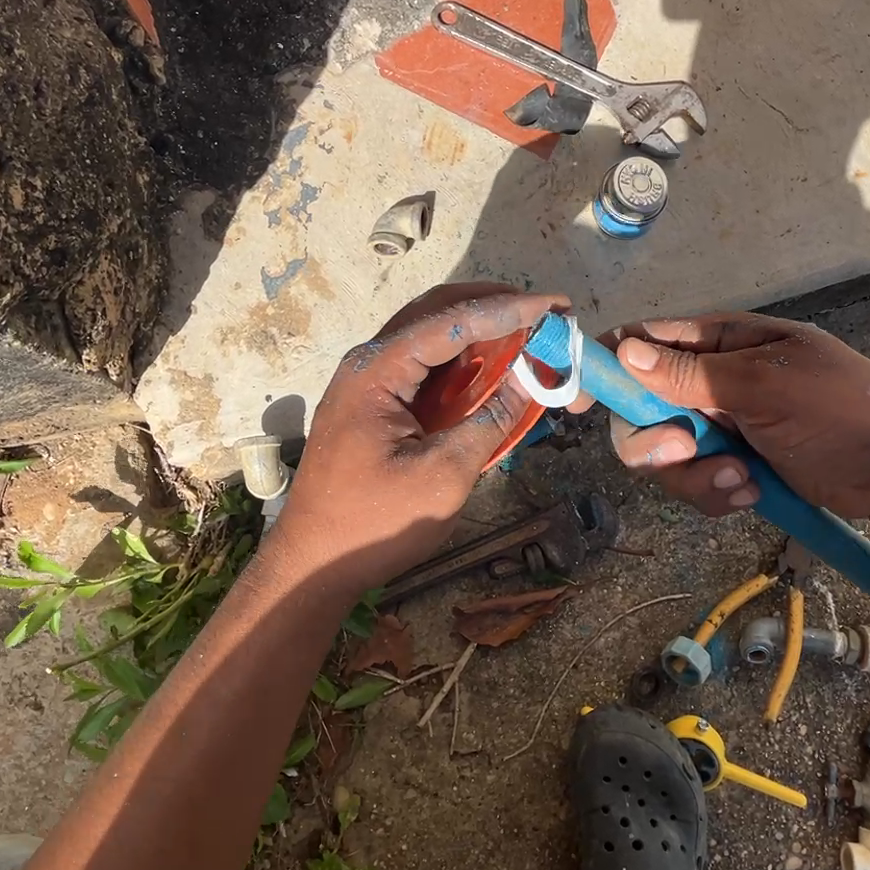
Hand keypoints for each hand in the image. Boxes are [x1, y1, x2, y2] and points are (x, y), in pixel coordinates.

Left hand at [271, 284, 567, 588]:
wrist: (314, 563)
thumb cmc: (376, 522)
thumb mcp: (444, 475)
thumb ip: (490, 421)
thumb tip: (533, 380)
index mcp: (376, 372)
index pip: (450, 321)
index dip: (507, 310)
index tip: (555, 306)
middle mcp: (368, 363)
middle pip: (435, 312)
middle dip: (492, 306)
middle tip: (543, 313)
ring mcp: (367, 382)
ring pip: (429, 335)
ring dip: (477, 329)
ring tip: (526, 333)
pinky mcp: (373, 403)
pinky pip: (422, 364)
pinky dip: (460, 359)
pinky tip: (491, 367)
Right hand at [590, 313, 869, 520]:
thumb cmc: (842, 411)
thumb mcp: (766, 387)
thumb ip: (692, 374)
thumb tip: (625, 351)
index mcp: (722, 342)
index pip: (647, 342)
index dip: (610, 365)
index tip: (583, 399)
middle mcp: (711, 381)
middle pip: (642, 408)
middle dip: (656, 438)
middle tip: (684, 449)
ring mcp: (721, 426)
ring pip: (665, 454)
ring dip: (695, 475)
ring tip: (743, 481)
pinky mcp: (732, 466)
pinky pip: (694, 483)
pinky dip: (716, 493)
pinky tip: (752, 493)